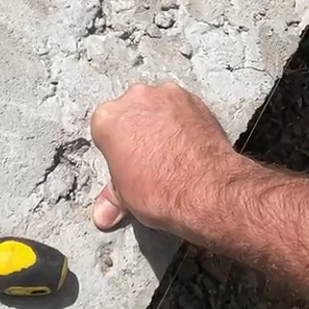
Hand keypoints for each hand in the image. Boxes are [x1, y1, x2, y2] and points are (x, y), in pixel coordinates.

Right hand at [87, 82, 248, 235]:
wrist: (205, 188)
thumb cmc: (161, 191)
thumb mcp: (125, 197)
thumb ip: (111, 196)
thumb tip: (103, 214)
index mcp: (108, 118)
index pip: (105, 128)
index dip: (116, 147)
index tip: (126, 160)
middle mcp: (135, 97)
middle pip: (131, 110)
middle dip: (137, 128)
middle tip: (148, 155)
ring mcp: (166, 94)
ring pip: (158, 105)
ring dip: (161, 120)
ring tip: (171, 150)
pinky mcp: (193, 97)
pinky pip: (182, 106)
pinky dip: (183, 119)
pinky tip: (188, 142)